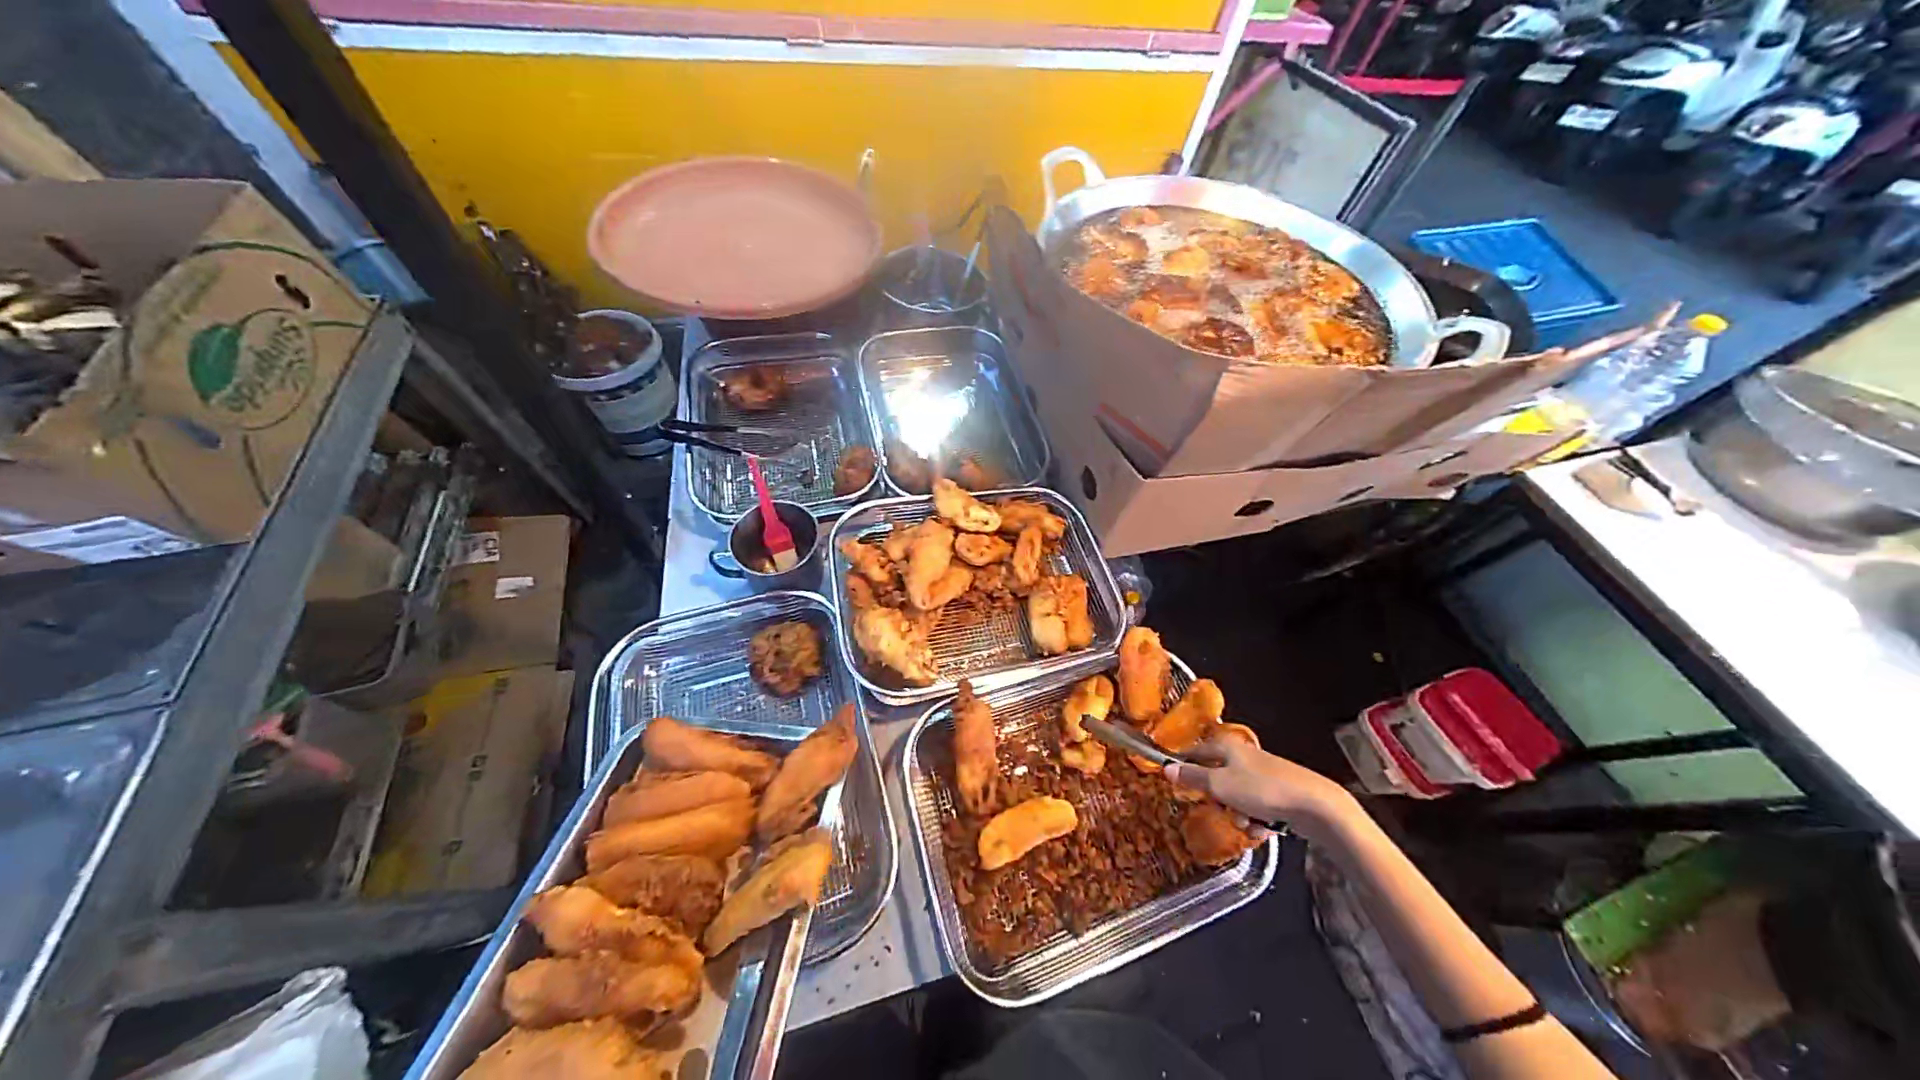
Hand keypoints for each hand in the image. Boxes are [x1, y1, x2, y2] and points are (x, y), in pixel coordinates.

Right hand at [1165, 737, 1356, 838]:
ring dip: (1238, 813)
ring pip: (1237, 796)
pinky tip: (1265, 827)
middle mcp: (1244, 756)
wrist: (1315, 805)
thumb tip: (1165, 767)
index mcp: (1227, 747)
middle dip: (1218, 799)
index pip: (1196, 751)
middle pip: (1217, 778)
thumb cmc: (1261, 790)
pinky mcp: (1280, 792)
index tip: (1177, 782)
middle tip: (1221, 808)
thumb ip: (1192, 778)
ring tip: (1248, 822)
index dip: (1184, 765)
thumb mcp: (1219, 785)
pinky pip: (1257, 806)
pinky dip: (1257, 818)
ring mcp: (1264, 774)